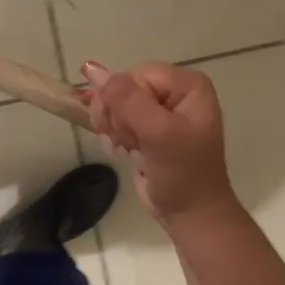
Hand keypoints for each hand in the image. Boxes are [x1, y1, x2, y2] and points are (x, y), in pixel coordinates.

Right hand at [79, 60, 237, 224]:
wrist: (190, 215)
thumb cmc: (182, 173)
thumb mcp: (158, 133)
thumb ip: (127, 100)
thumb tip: (94, 70)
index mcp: (188, 85)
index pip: (137, 74)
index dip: (122, 98)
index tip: (121, 128)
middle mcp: (176, 91)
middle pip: (125, 86)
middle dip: (115, 113)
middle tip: (118, 139)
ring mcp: (161, 110)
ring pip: (118, 102)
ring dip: (112, 125)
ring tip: (120, 146)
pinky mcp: (148, 128)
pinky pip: (119, 117)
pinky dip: (114, 133)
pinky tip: (119, 149)